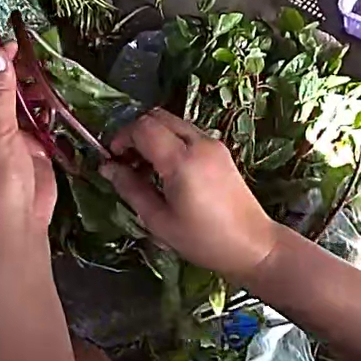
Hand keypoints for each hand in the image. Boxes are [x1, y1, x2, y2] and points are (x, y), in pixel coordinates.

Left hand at [0, 43, 57, 253]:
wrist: (17, 226)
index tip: (12, 44)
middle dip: (14, 73)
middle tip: (36, 56)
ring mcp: (11, 138)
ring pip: (21, 106)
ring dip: (32, 91)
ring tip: (48, 76)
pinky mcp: (34, 150)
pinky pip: (39, 124)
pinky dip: (47, 111)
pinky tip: (57, 100)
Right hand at [100, 110, 281, 279]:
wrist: (252, 244)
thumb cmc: (203, 240)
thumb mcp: (159, 221)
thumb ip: (131, 189)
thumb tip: (108, 168)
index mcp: (182, 161)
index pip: (143, 127)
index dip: (121, 137)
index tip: (112, 158)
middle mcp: (199, 143)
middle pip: (157, 116)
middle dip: (135, 132)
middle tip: (125, 161)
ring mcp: (213, 144)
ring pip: (173, 122)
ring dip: (153, 135)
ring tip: (144, 168)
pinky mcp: (221, 150)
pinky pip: (187, 132)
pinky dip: (170, 140)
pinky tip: (166, 169)